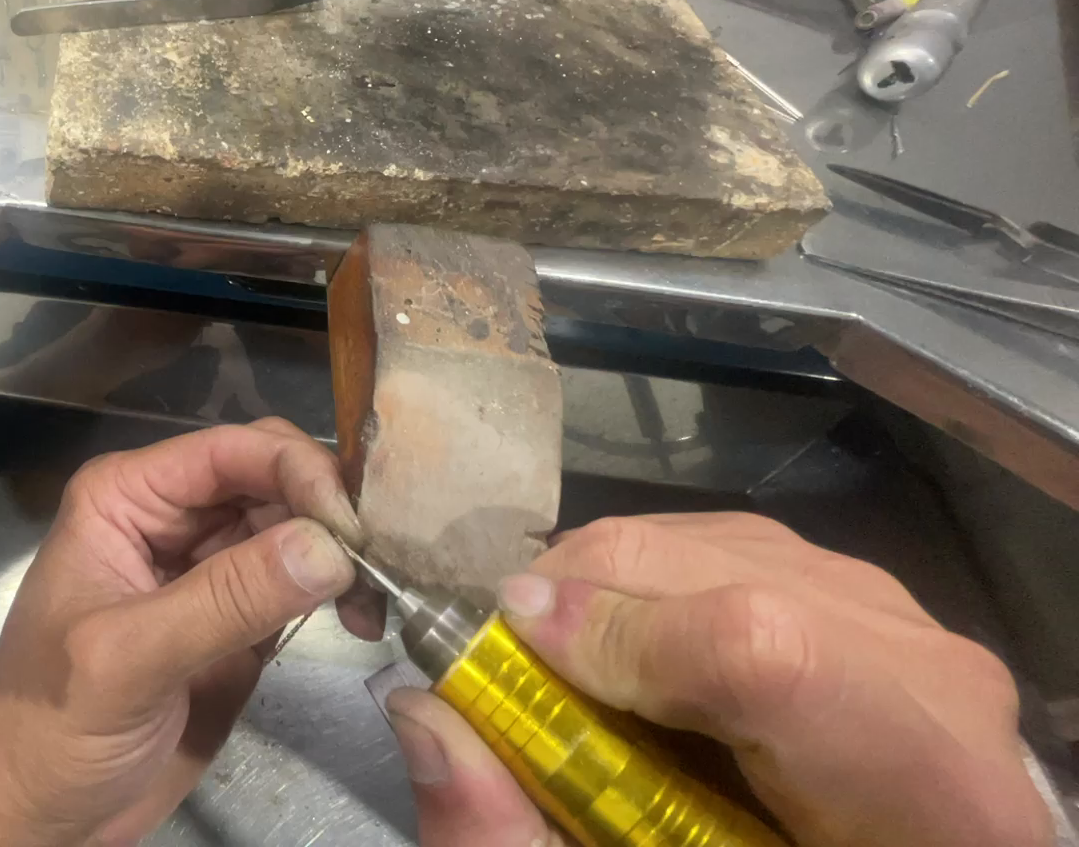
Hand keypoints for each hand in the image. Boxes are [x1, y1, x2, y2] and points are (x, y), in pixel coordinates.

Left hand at [0, 420, 363, 845]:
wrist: (40, 809)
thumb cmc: (52, 725)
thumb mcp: (127, 658)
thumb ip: (225, 599)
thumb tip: (328, 546)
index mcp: (128, 495)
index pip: (227, 451)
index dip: (295, 470)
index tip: (351, 526)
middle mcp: (169, 513)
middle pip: (266, 475)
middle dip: (323, 506)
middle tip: (374, 561)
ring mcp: (205, 563)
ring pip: (289, 522)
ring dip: (336, 550)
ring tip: (373, 598)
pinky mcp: (235, 614)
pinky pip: (294, 578)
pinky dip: (332, 588)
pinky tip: (358, 616)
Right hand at [383, 513, 1050, 846]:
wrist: (873, 845)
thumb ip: (512, 838)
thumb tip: (420, 712)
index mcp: (918, 801)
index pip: (767, 655)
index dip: (620, 629)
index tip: (516, 640)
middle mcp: (933, 686)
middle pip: (717, 575)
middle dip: (581, 593)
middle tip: (515, 651)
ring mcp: (900, 619)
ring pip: (703, 540)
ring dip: (601, 581)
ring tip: (572, 650)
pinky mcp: (860, 586)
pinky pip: (716, 538)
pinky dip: (637, 571)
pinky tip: (630, 633)